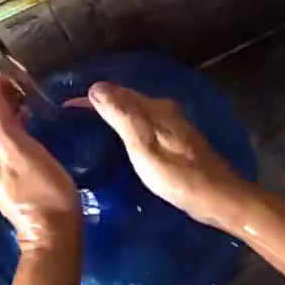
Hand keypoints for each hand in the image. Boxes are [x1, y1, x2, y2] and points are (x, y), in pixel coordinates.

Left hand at [0, 75, 79, 249]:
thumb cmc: (43, 192)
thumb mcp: (21, 151)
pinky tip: (34, 122)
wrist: (55, 235)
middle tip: (28, 88)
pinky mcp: (9, 171)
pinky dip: (16, 122)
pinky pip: (5, 137)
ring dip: (8, 107)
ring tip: (33, 101)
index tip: (20, 80)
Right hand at [86, 83, 250, 229]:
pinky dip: (128, 130)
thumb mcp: (143, 145)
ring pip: (136, 114)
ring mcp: (174, 127)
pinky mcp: (178, 143)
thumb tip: (96, 87)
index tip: (64, 110)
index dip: (89, 99)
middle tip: (72, 122)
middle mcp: (165, 111)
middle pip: (126, 101)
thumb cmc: (178, 175)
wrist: (220, 198)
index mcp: (155, 108)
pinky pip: (145, 127)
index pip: (115, 93)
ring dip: (114, 118)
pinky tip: (120, 145)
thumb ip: (122, 115)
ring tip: (89, 132)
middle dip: (100, 106)